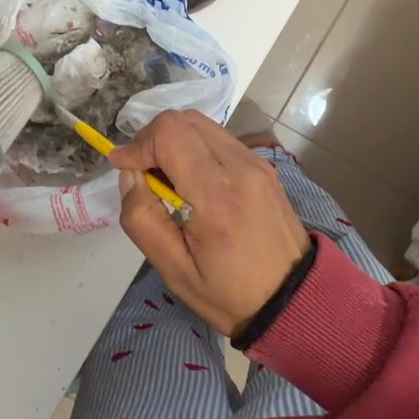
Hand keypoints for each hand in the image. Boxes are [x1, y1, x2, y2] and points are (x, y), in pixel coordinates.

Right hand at [109, 110, 310, 335]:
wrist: (293, 299)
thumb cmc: (229, 293)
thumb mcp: (174, 270)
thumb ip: (142, 219)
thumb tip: (129, 176)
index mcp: (217, 196)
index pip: (169, 134)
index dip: (138, 145)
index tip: (125, 169)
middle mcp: (240, 168)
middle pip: (183, 120)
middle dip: (152, 140)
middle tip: (143, 174)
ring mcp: (256, 163)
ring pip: (200, 124)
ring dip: (173, 141)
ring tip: (166, 178)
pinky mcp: (262, 165)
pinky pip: (218, 138)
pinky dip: (194, 147)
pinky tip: (191, 180)